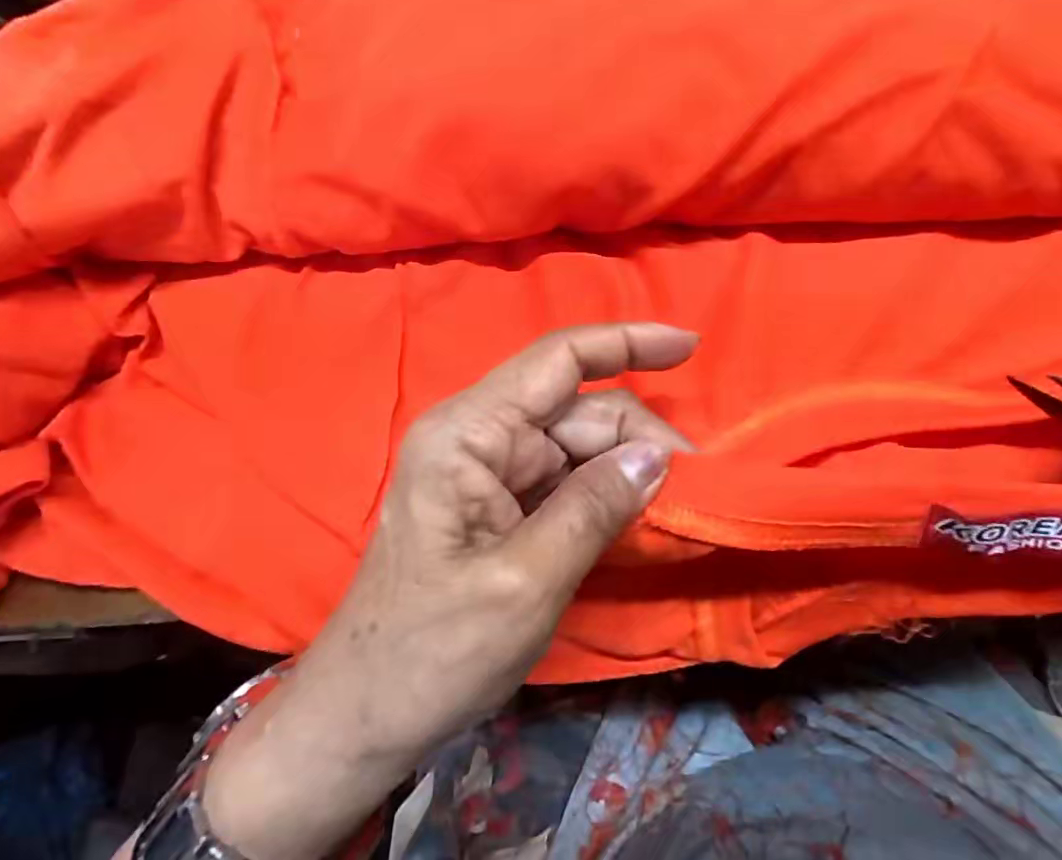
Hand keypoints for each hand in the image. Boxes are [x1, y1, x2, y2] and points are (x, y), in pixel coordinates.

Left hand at [199, 323, 698, 859]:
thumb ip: (595, 508)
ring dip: (632, 471)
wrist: (366, 719)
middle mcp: (480, 438)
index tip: (689, 345)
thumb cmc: (433, 652)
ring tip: (678, 511)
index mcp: (469, 434)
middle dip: (642, 438)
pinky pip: (573, 481)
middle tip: (695, 491)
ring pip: (584, 447)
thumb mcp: (526, 582)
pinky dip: (612, 495)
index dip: (627, 342)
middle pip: (582, 410)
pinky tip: (647, 518)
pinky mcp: (504, 505)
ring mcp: (492, 472)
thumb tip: (657, 456)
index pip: (558, 360)